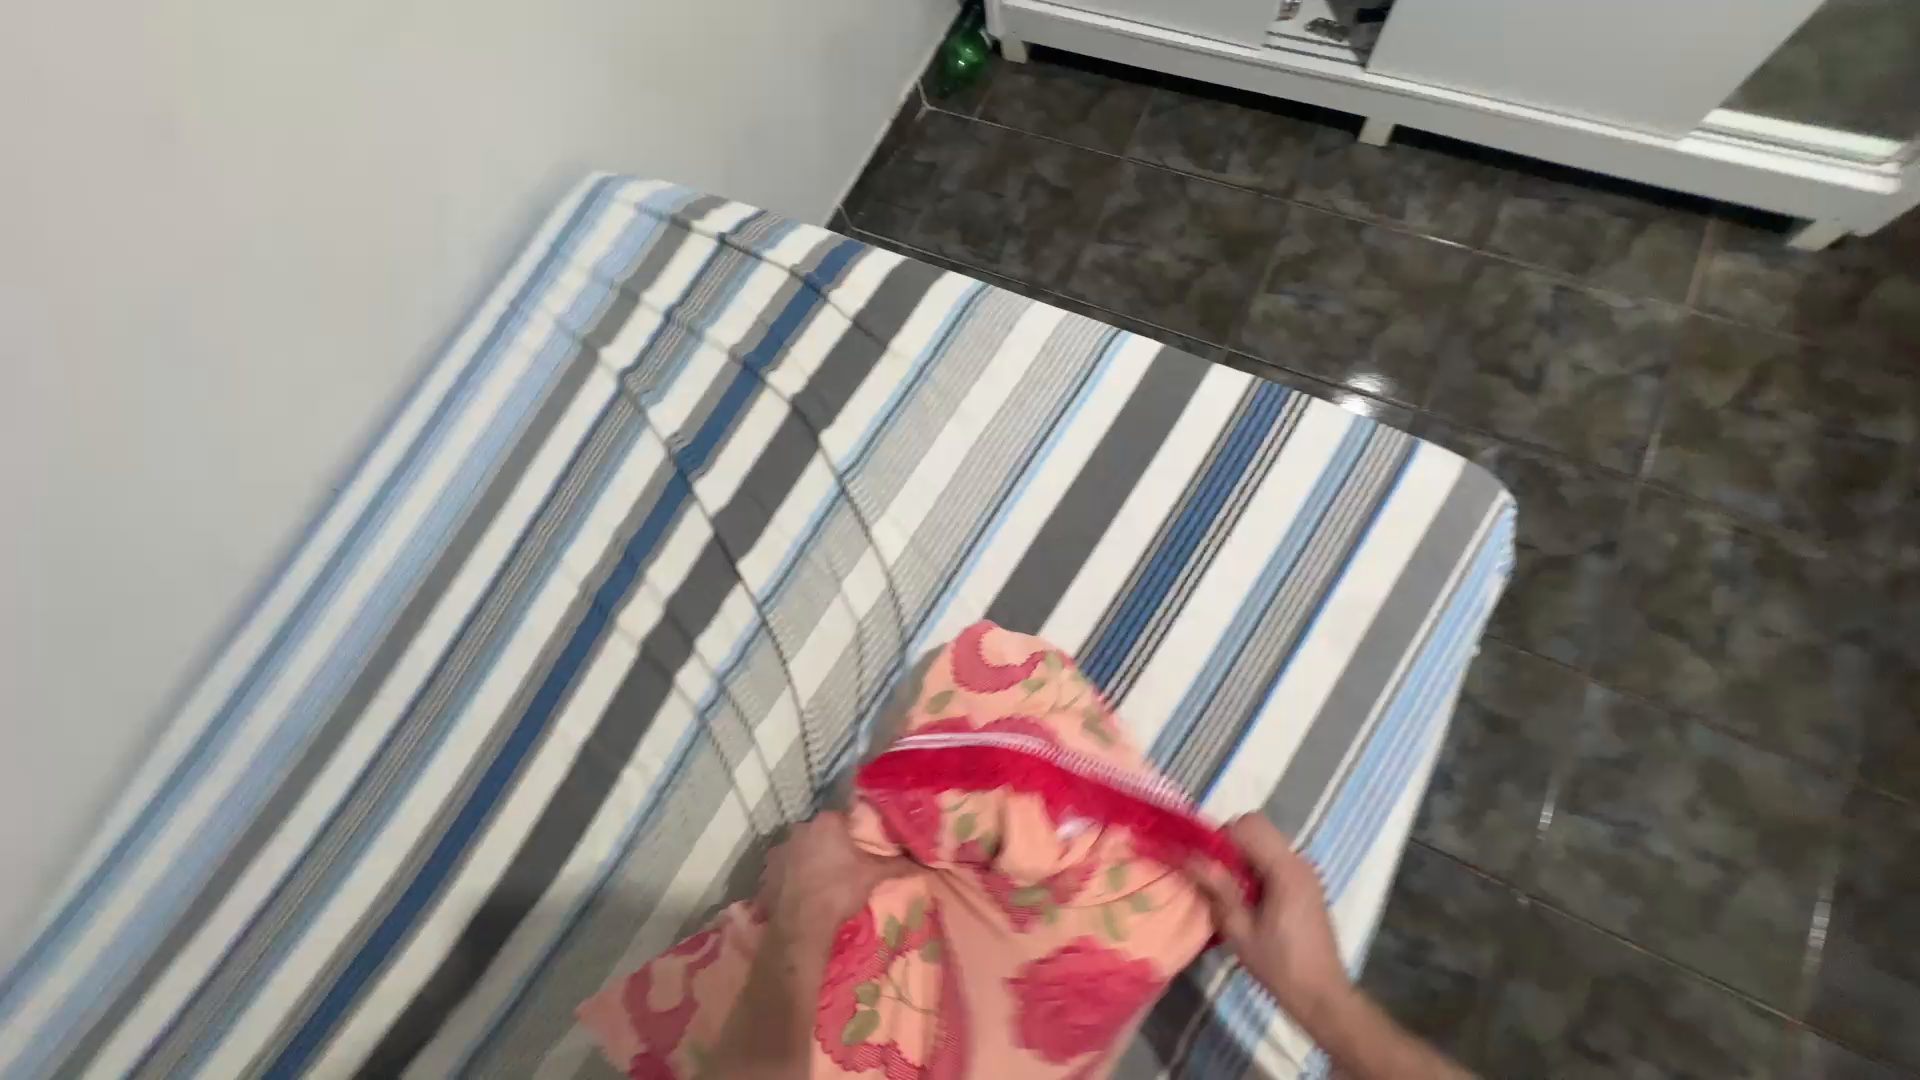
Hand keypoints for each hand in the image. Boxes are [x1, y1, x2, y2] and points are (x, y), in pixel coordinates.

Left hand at [759, 811, 916, 951]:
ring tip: (822, 880)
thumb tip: (927, 863)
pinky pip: (784, 866)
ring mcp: (781, 847)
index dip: (853, 831)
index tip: (859, 846)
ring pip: (801, 847)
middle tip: (843, 864)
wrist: (802, 926)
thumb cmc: (840, 891)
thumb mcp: (873, 876)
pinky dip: (792, 874)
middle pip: (821, 830)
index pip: (844, 816)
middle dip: (831, 843)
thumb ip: (898, 865)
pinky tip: (803, 890)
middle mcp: (801, 826)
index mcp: (827, 821)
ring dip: (810, 857)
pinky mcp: (767, 869)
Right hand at [1189, 815, 1351, 1026]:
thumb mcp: (1240, 930)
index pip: (1247, 826)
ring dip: (1242, 853)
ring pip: (1265, 839)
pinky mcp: (1306, 883)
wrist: (1322, 996)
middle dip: (1230, 841)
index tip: (1207, 863)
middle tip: (1216, 873)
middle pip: (1257, 826)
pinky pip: (1274, 856)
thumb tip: (1189, 857)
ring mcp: (1305, 872)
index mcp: (1286, 870)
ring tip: (1231, 888)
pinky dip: (1255, 864)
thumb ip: (1217, 887)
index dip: (1221, 838)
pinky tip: (1249, 897)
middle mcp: (1299, 862)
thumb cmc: (1280, 966)